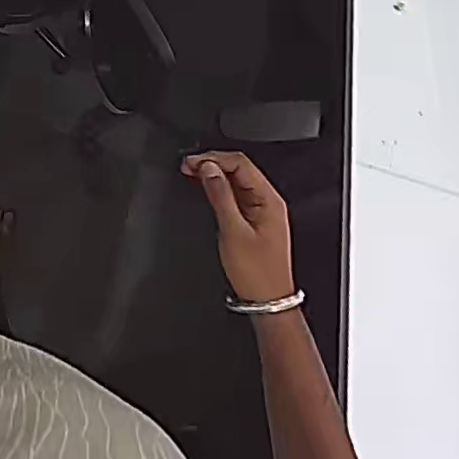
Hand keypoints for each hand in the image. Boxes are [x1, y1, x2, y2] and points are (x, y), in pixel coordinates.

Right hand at [181, 151, 293, 301]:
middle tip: (189, 165)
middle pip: (239, 169)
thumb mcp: (233, 231)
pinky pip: (236, 195)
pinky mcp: (254, 219)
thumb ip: (220, 196)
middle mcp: (268, 201)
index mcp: (269, 199)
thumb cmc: (257, 273)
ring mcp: (262, 210)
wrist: (268, 301)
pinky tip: (206, 189)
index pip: (241, 163)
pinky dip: (219, 189)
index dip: (215, 158)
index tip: (193, 161)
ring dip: (214, 175)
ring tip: (193, 173)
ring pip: (236, 181)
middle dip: (213, 163)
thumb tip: (209, 170)